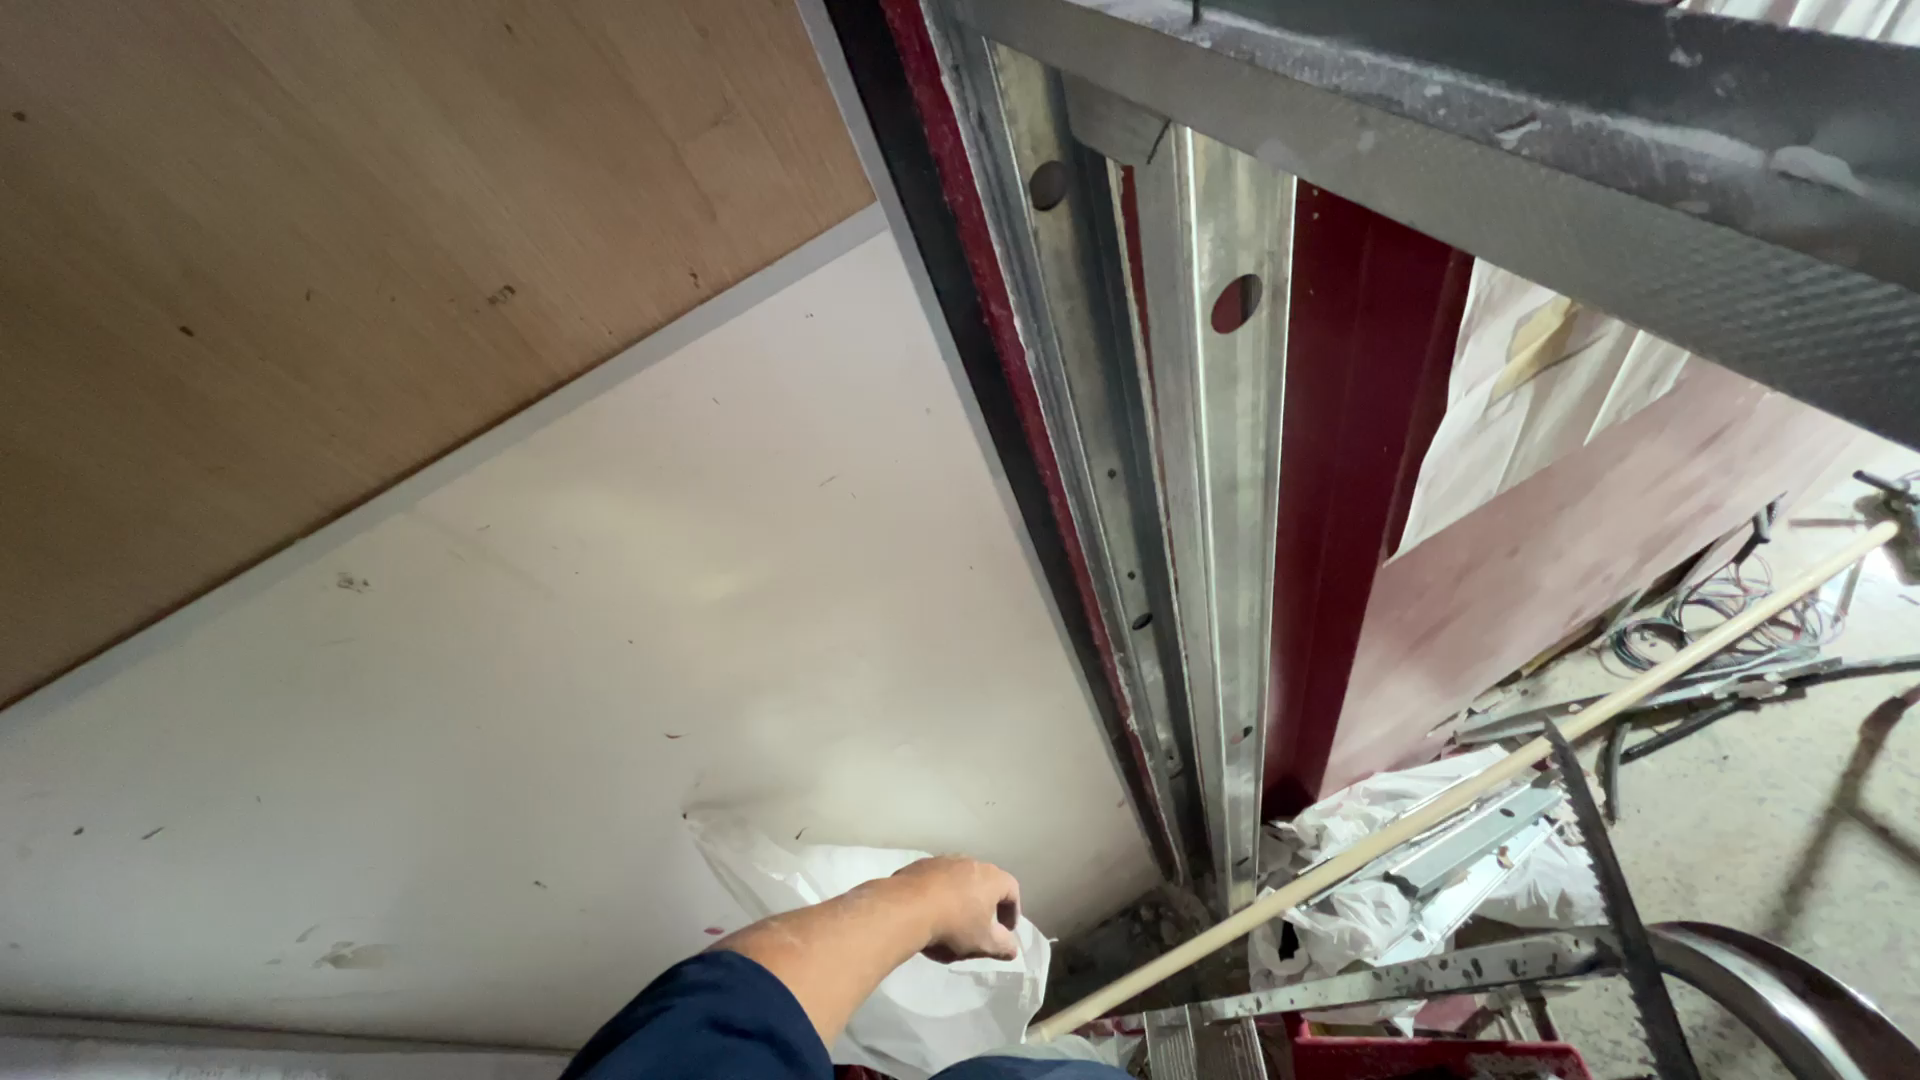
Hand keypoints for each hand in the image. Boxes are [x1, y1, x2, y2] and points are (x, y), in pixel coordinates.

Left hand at [889, 856, 1021, 963]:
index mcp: (991, 877)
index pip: (1012, 890)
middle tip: (982, 925)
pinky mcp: (922, 864)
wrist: (908, 908)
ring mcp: (944, 860)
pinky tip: (931, 910)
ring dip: (962, 896)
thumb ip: (1004, 946)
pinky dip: (940, 892)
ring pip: (960, 878)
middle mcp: (970, 862)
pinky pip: (937, 879)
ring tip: (954, 918)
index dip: (1012, 911)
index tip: (1006, 930)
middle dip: (986, 903)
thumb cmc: (955, 925)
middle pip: (986, 881)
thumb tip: (1013, 948)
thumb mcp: (984, 943)